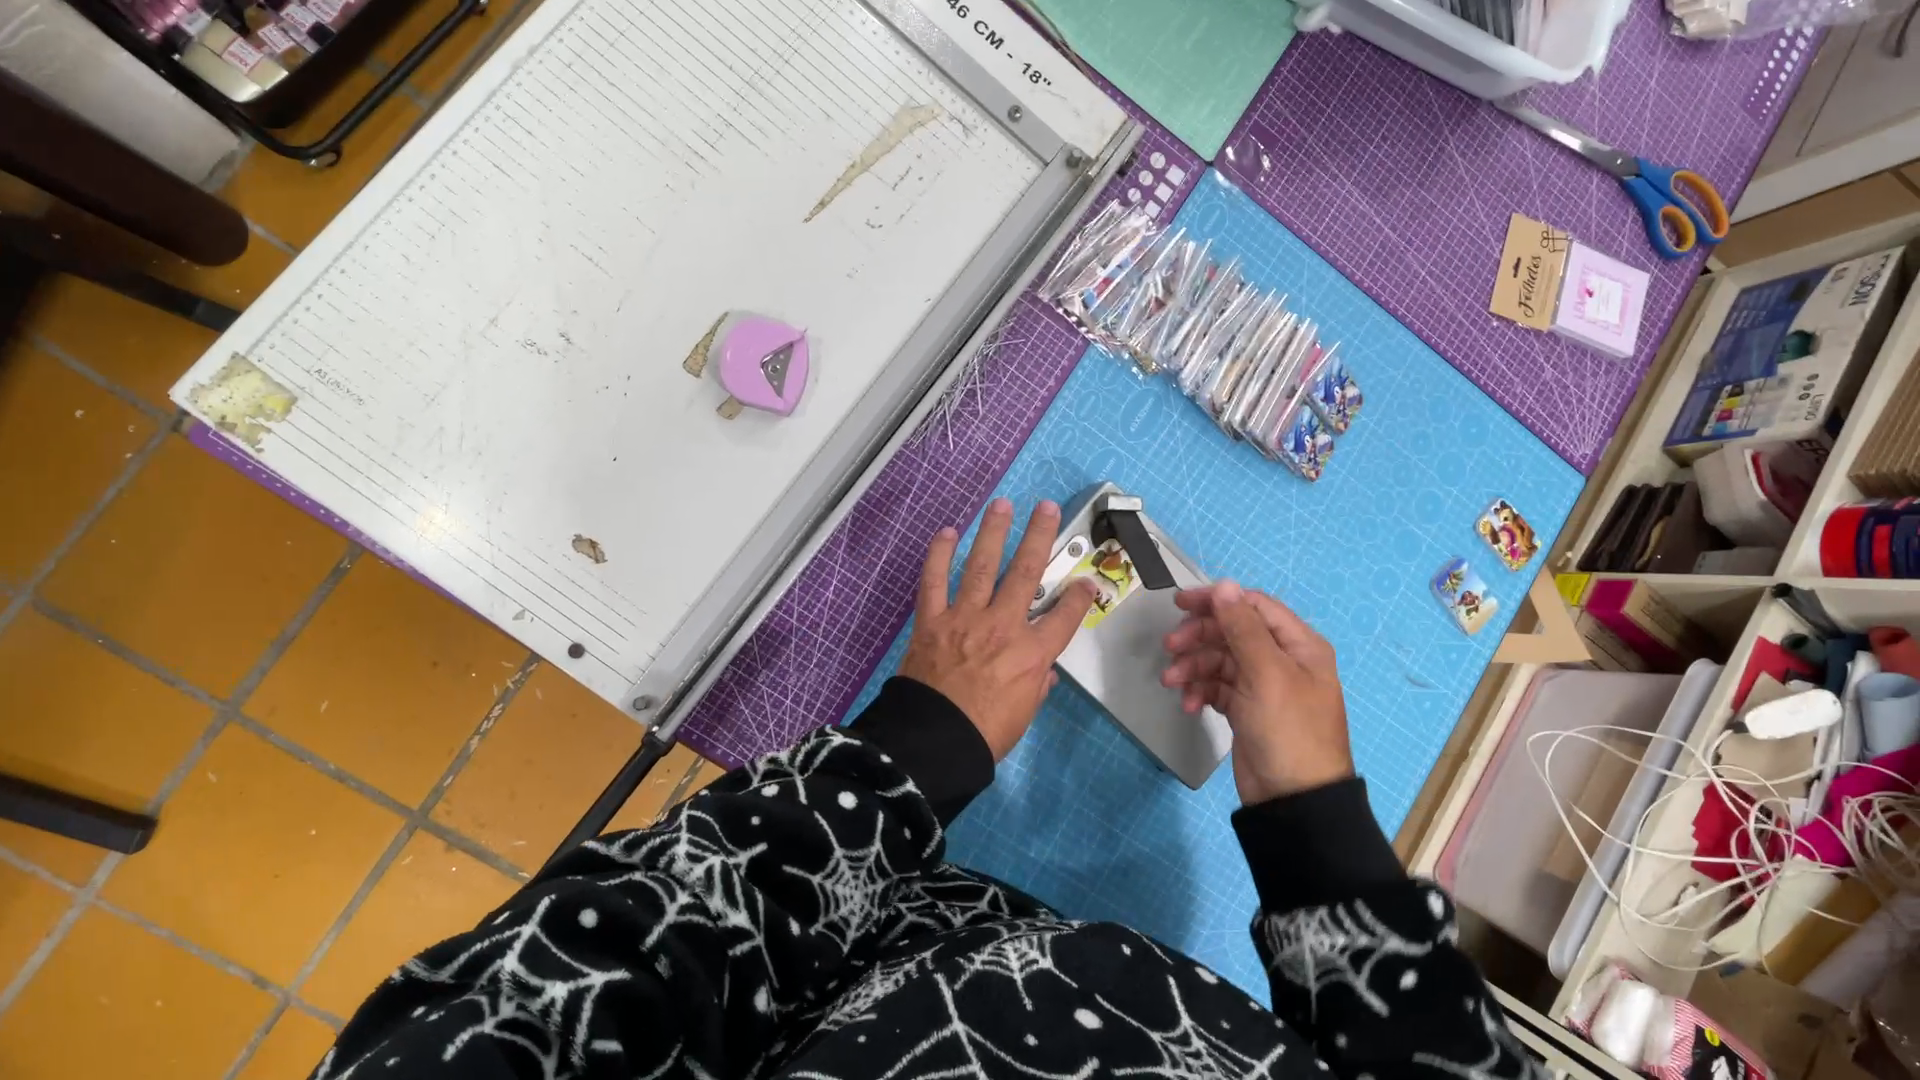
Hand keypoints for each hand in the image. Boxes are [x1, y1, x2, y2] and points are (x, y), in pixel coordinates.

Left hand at [900, 498, 1097, 760]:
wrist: (934, 741)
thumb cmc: (985, 734)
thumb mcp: (1024, 715)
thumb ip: (1035, 686)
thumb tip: (1042, 671)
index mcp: (1031, 654)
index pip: (1064, 617)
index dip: (1079, 597)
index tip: (1087, 582)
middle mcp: (1003, 626)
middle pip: (1026, 573)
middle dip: (1040, 537)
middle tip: (1047, 508)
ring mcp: (965, 618)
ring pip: (982, 565)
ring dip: (993, 532)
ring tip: (1001, 505)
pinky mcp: (931, 620)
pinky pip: (934, 581)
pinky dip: (939, 555)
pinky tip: (946, 532)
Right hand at [1159, 581, 1352, 805]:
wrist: (1295, 800)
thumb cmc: (1288, 730)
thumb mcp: (1266, 674)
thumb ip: (1242, 628)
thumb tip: (1224, 585)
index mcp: (1298, 644)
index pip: (1252, 606)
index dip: (1216, 601)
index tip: (1179, 604)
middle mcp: (1282, 659)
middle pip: (1231, 632)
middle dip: (1199, 637)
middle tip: (1170, 647)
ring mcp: (1263, 686)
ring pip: (1219, 660)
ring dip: (1193, 667)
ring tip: (1172, 683)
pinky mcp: (1246, 709)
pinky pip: (1217, 687)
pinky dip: (1200, 691)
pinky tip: (1189, 704)